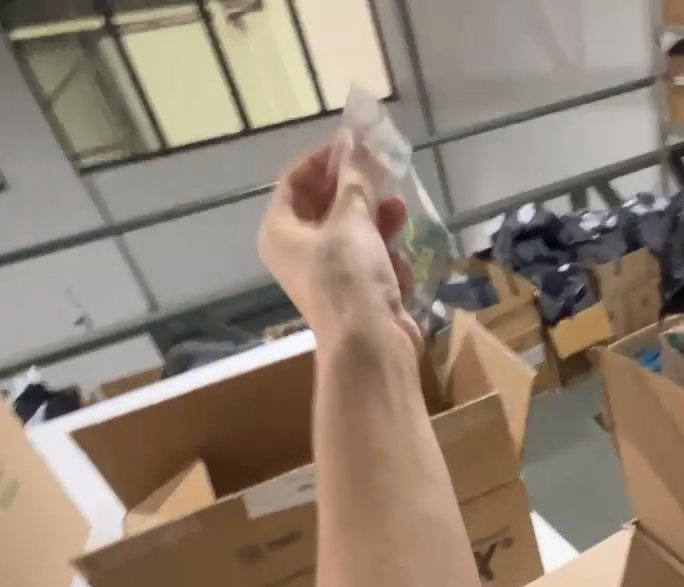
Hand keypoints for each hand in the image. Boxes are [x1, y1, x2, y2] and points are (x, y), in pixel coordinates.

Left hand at [259, 132, 420, 354]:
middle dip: (360, 192)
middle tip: (386, 173)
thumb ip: (357, 180)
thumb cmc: (350, 277)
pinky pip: (374, 265)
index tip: (358, 143)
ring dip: (380, 224)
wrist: (371, 345)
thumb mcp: (352, 220)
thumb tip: (360, 143)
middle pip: (329, 207)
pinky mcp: (360, 297)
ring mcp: (331, 277)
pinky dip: (389, 262)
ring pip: (357, 236)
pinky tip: (401, 267)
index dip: (327, 158)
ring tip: (403, 211)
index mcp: (280, 231)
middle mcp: (300, 253)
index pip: (297, 180)